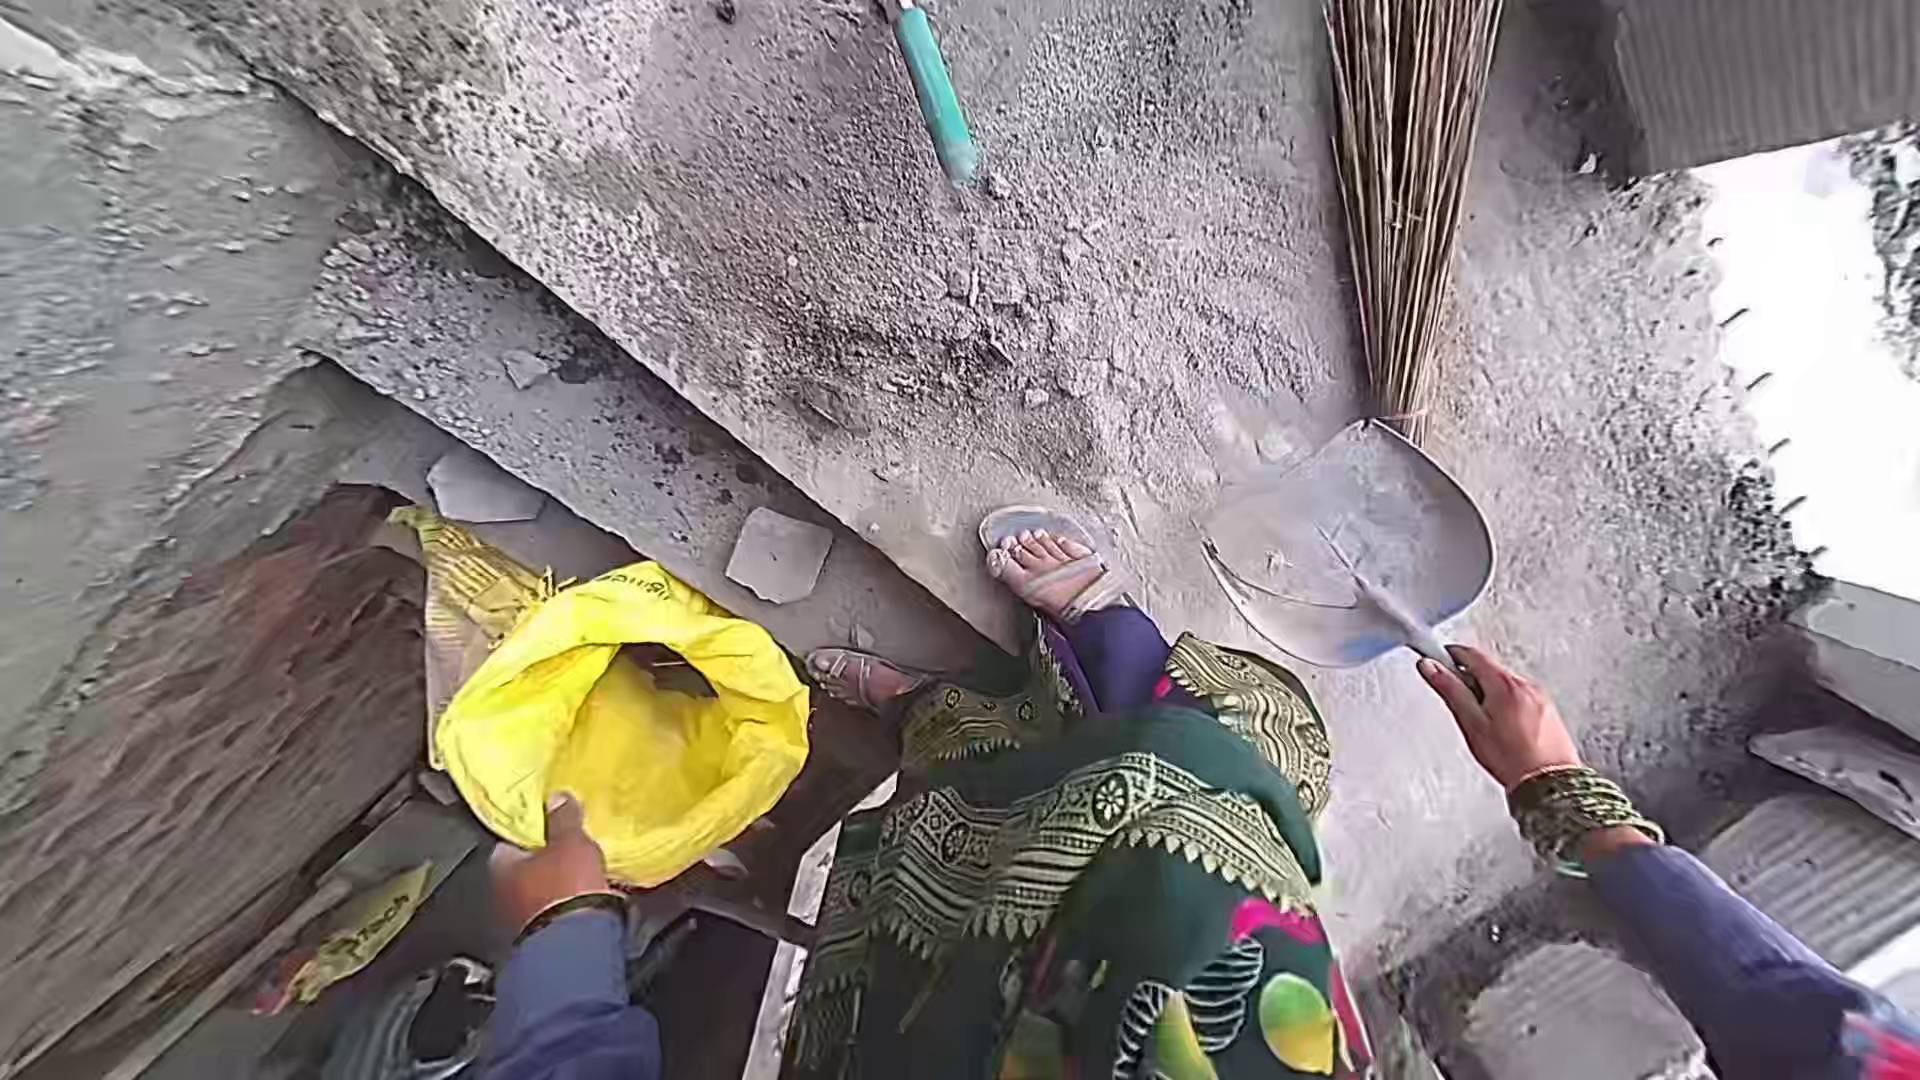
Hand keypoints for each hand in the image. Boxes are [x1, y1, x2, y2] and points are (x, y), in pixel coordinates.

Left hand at [488, 792, 611, 933]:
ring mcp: (519, 914)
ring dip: (554, 875)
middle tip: (568, 840)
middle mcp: (502, 892)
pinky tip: (581, 885)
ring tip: (579, 862)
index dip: (530, 829)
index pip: (510, 840)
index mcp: (502, 866)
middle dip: (544, 853)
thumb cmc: (565, 881)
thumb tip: (555, 796)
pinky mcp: (541, 929)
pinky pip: (551, 901)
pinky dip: (563, 892)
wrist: (574, 936)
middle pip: (524, 864)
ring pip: (538, 884)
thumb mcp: (570, 840)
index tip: (550, 821)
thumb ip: (563, 818)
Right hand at [1418, 645, 1581, 790]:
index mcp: (1505, 684)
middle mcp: (1526, 685)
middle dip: (1466, 677)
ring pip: (1501, 681)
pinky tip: (1498, 724)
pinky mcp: (1546, 710)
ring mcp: (1539, 697)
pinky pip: (1516, 694)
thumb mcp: (1470, 721)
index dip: (1447, 655)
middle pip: (1486, 667)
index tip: (1433, 660)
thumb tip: (1429, 666)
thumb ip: (1449, 688)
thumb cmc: (1511, 756)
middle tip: (1456, 699)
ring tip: (1479, 718)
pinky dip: (1501, 700)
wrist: (1551, 784)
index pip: (1470, 654)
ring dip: (1484, 690)